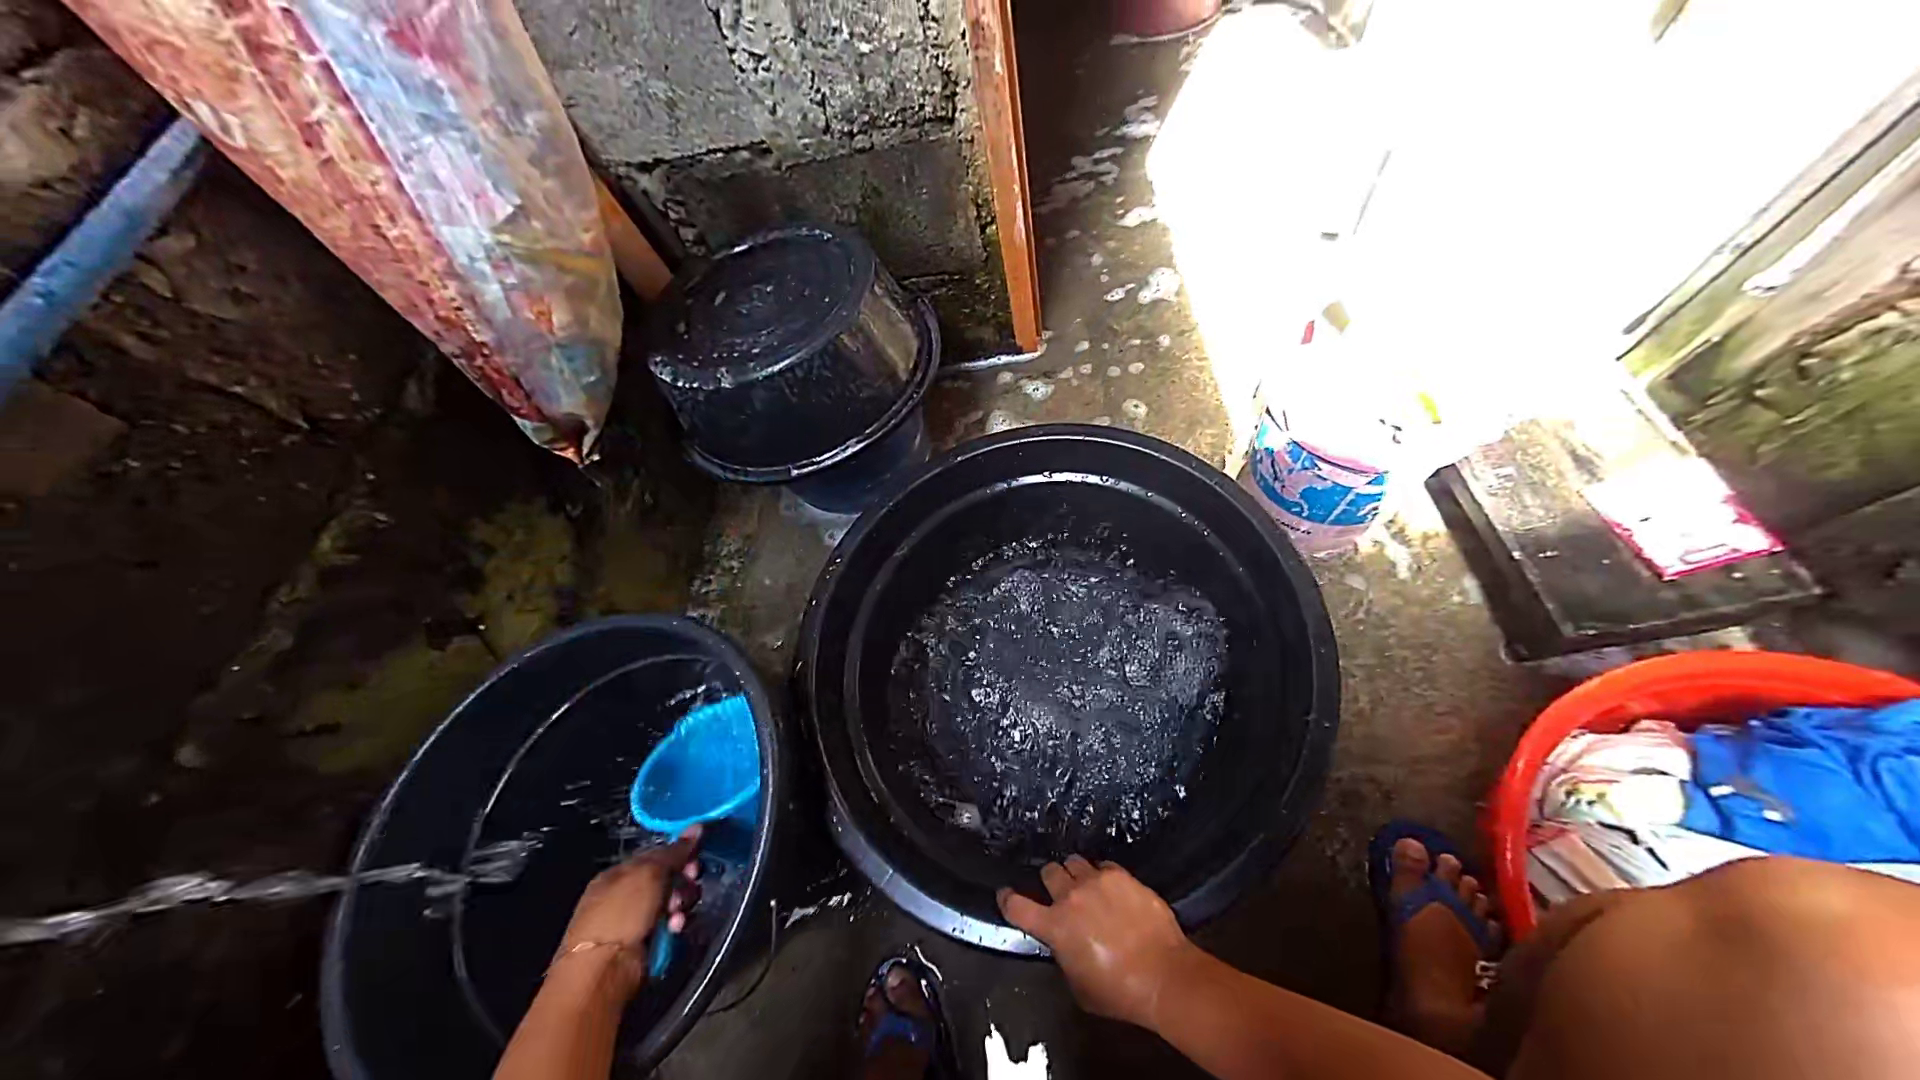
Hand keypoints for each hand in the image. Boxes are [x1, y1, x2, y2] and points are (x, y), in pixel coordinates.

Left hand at [551, 827, 700, 994]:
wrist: (602, 972)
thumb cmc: (621, 913)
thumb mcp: (649, 873)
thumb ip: (675, 850)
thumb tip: (697, 826)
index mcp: (617, 874)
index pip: (656, 856)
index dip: (678, 855)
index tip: (694, 861)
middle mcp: (623, 896)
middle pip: (666, 879)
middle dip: (683, 881)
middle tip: (690, 884)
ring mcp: (632, 922)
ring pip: (670, 903)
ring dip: (680, 904)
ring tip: (677, 914)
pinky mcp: (642, 945)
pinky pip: (668, 926)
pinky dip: (674, 925)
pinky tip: (674, 928)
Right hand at [997, 855, 1201, 1029]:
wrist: (1164, 975)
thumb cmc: (1121, 991)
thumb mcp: (1079, 986)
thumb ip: (1064, 957)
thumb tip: (1064, 946)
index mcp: (1055, 927)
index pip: (1017, 905)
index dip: (1007, 899)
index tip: (1006, 895)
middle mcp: (1071, 898)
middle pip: (1048, 872)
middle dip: (1051, 882)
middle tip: (1061, 893)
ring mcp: (1097, 882)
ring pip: (1074, 862)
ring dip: (1076, 874)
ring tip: (1087, 886)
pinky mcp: (1121, 876)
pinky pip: (1104, 866)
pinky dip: (1104, 876)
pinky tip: (1112, 890)